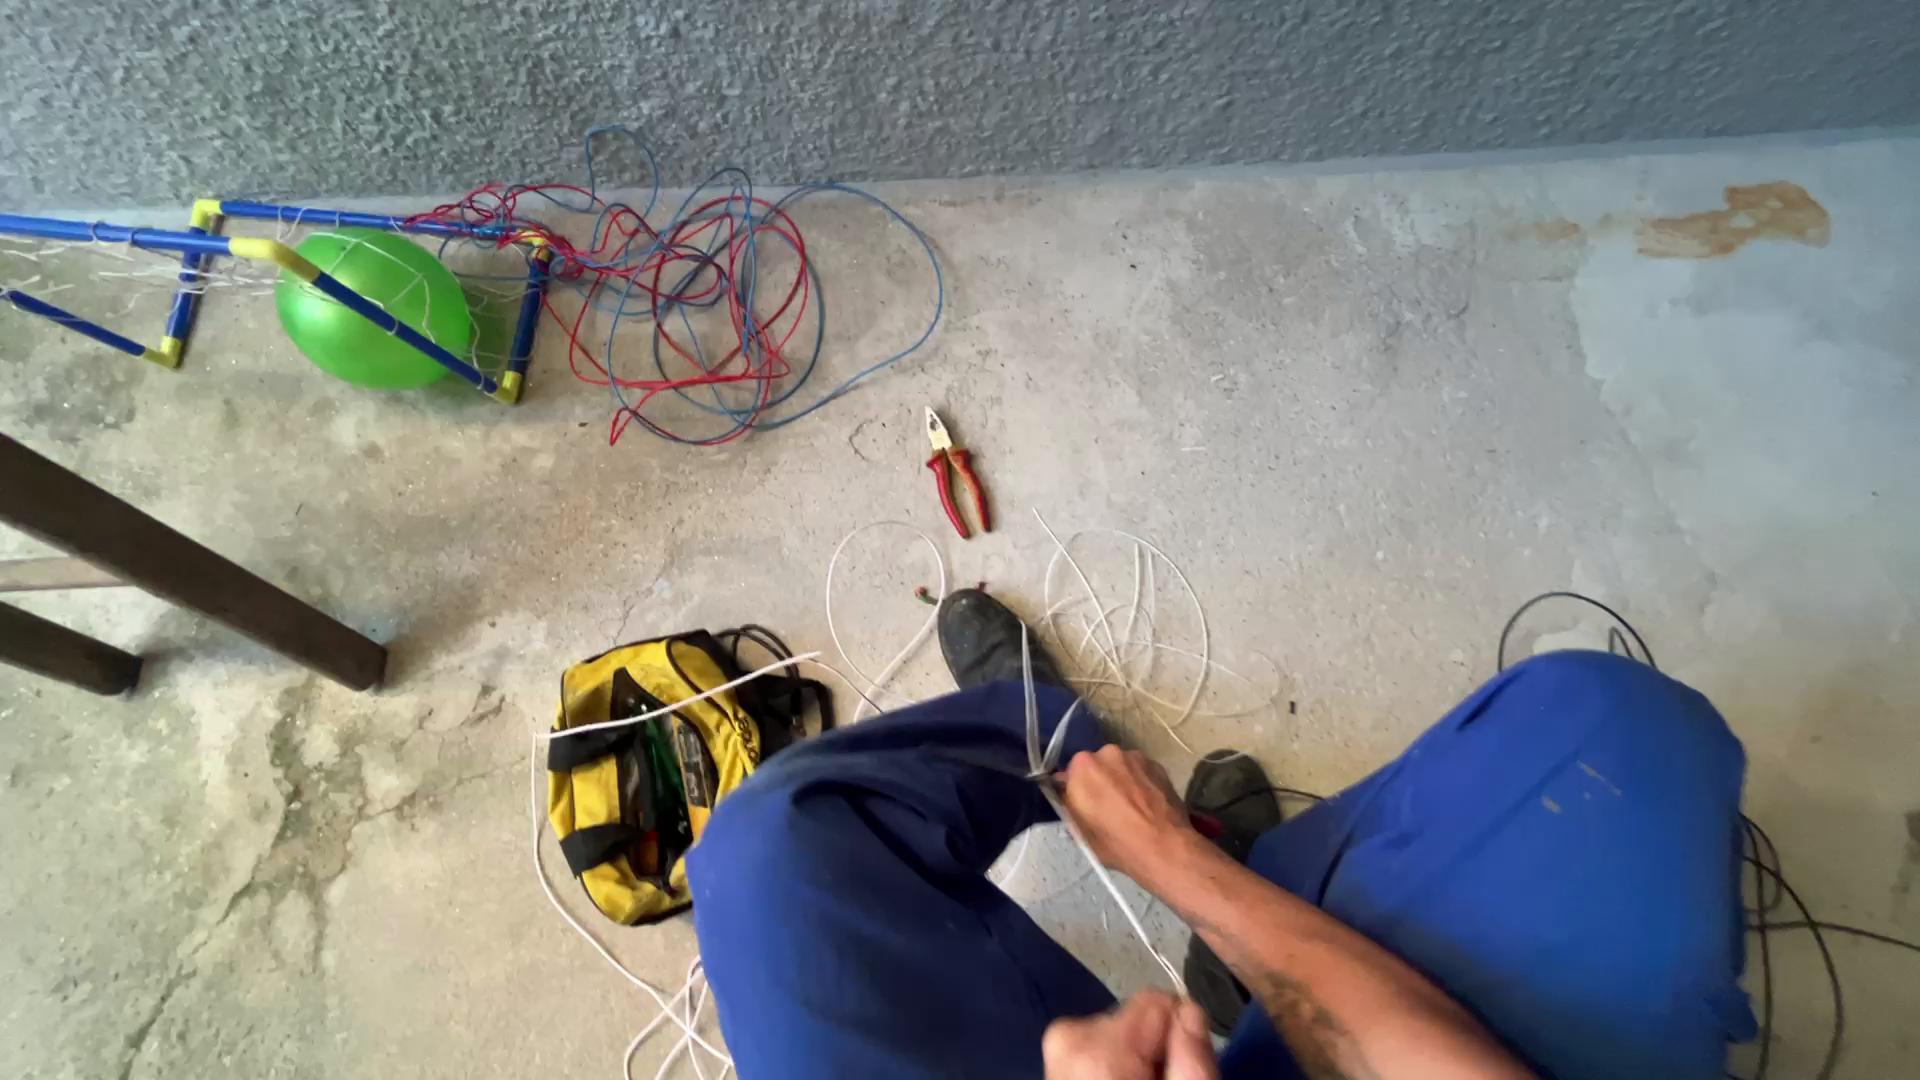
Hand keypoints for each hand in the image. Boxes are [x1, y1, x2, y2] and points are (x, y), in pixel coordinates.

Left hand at [1043, 990, 1218, 1079]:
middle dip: (1154, 1054)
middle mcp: (1068, 1037)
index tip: (1179, 1075)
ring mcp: (1055, 1049)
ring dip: (1132, 1065)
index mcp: (1099, 1049)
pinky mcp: (1052, 1063)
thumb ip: (1194, 1061)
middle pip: (1135, 1018)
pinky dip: (1112, 1073)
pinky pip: (1096, 1050)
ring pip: (1117, 1034)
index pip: (1156, 1002)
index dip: (1179, 1037)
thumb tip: (1190, 1011)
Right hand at [1057, 745, 1198, 884]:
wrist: (1164, 848)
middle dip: (1099, 780)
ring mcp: (1134, 756)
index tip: (1083, 805)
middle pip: (1096, 765)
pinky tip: (1147, 803)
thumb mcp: (1079, 831)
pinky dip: (1140, 781)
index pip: (1070, 774)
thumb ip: (1068, 805)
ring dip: (1120, 779)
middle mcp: (1106, 753)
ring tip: (1131, 805)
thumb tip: (1067, 794)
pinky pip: (1140, 770)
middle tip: (1107, 806)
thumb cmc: (1116, 843)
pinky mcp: (1156, 764)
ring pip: (1119, 766)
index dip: (1075, 790)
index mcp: (1082, 767)